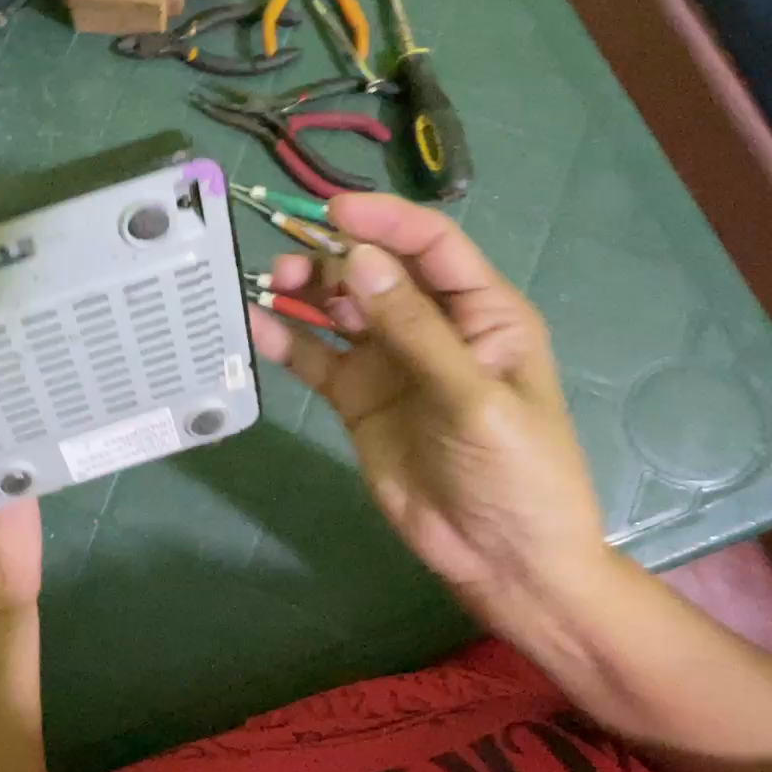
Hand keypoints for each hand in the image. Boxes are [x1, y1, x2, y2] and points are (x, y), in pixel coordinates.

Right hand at [247, 194, 607, 609]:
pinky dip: (286, 340)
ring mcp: (388, 361)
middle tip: (289, 267)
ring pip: (339, 308)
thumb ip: (413, 329)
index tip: (332, 213)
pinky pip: (314, 358)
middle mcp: (430, 326)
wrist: (500, 558)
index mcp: (481, 312)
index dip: (384, 222)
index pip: (430, 246)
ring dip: (306, 291)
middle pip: (375, 271)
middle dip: (333, 259)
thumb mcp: (472, 397)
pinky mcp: (355, 396)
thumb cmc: (515, 473)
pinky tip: (256, 327)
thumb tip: (357, 259)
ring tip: (271, 287)